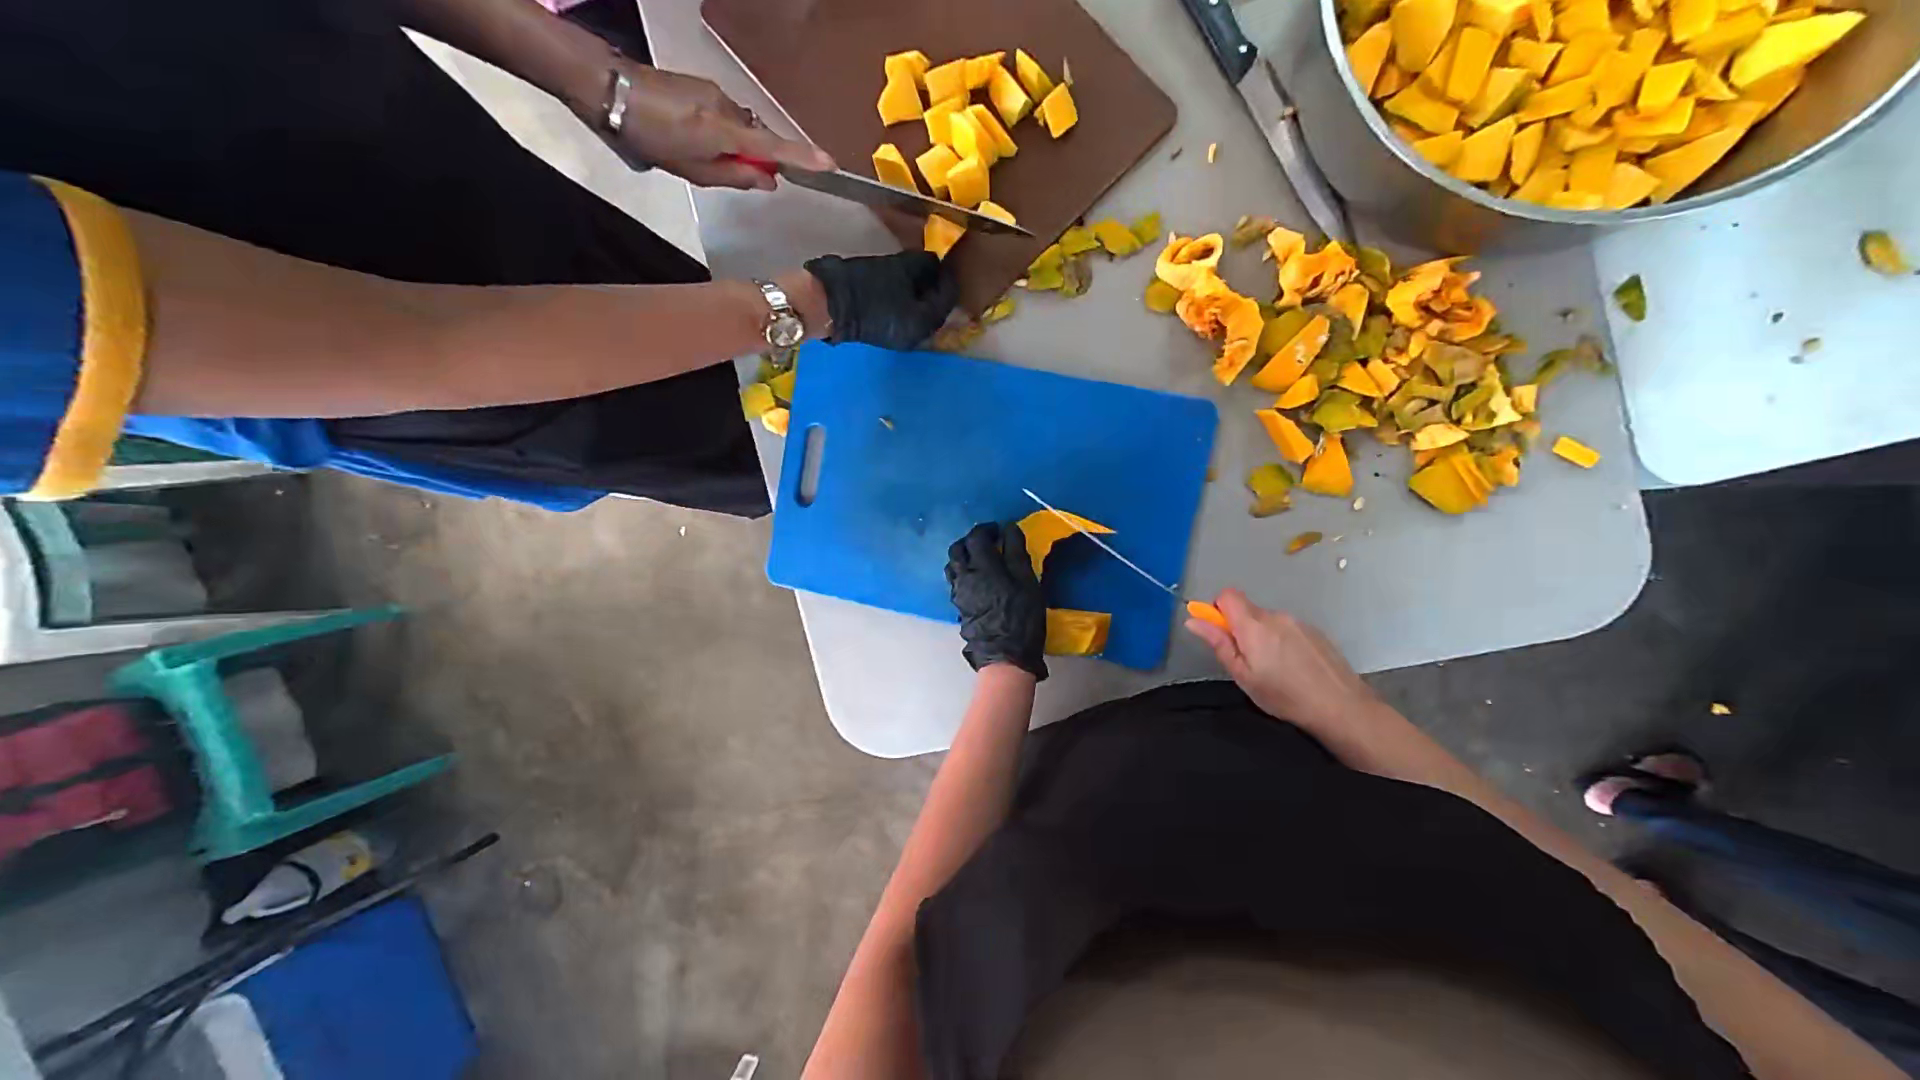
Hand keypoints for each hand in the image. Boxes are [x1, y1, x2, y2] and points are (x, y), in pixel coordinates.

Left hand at [593, 63, 833, 188]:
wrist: (613, 90)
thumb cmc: (651, 136)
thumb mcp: (694, 171)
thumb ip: (736, 177)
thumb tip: (769, 180)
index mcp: (727, 132)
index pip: (776, 147)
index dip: (804, 158)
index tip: (829, 164)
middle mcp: (728, 108)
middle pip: (758, 138)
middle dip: (752, 157)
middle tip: (724, 172)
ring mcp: (716, 94)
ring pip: (740, 128)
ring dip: (732, 145)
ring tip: (697, 154)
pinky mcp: (704, 86)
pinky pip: (725, 116)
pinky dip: (720, 132)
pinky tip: (691, 137)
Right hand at [803, 252, 957, 349]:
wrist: (828, 303)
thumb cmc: (867, 284)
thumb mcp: (900, 268)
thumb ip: (924, 264)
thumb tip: (934, 263)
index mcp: (923, 324)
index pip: (947, 299)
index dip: (948, 277)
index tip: (944, 259)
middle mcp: (916, 337)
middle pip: (936, 310)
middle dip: (936, 288)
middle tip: (933, 266)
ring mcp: (900, 339)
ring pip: (921, 314)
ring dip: (923, 296)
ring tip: (919, 274)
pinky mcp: (886, 334)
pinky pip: (908, 317)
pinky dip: (911, 303)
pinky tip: (905, 287)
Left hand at [946, 522, 1047, 680]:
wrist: (1004, 655)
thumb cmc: (1021, 618)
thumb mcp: (1027, 582)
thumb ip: (1016, 553)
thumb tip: (1009, 528)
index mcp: (982, 566)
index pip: (976, 537)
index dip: (987, 529)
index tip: (1000, 530)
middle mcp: (964, 576)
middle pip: (957, 548)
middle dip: (971, 540)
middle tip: (989, 543)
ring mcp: (958, 592)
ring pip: (953, 565)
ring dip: (964, 556)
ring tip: (982, 561)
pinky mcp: (958, 606)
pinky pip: (955, 581)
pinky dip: (964, 572)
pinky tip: (978, 580)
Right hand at [1184, 588, 1377, 729]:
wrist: (1340, 705)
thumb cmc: (1283, 695)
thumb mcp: (1243, 675)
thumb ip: (1218, 644)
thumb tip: (1193, 621)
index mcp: (1253, 625)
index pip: (1227, 595)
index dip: (1218, 610)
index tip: (1222, 635)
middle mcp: (1276, 616)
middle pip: (1248, 610)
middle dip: (1241, 629)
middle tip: (1248, 662)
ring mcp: (1298, 622)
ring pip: (1268, 621)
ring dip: (1263, 637)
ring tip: (1275, 669)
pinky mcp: (1315, 632)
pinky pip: (1287, 629)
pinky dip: (1282, 642)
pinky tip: (1294, 668)